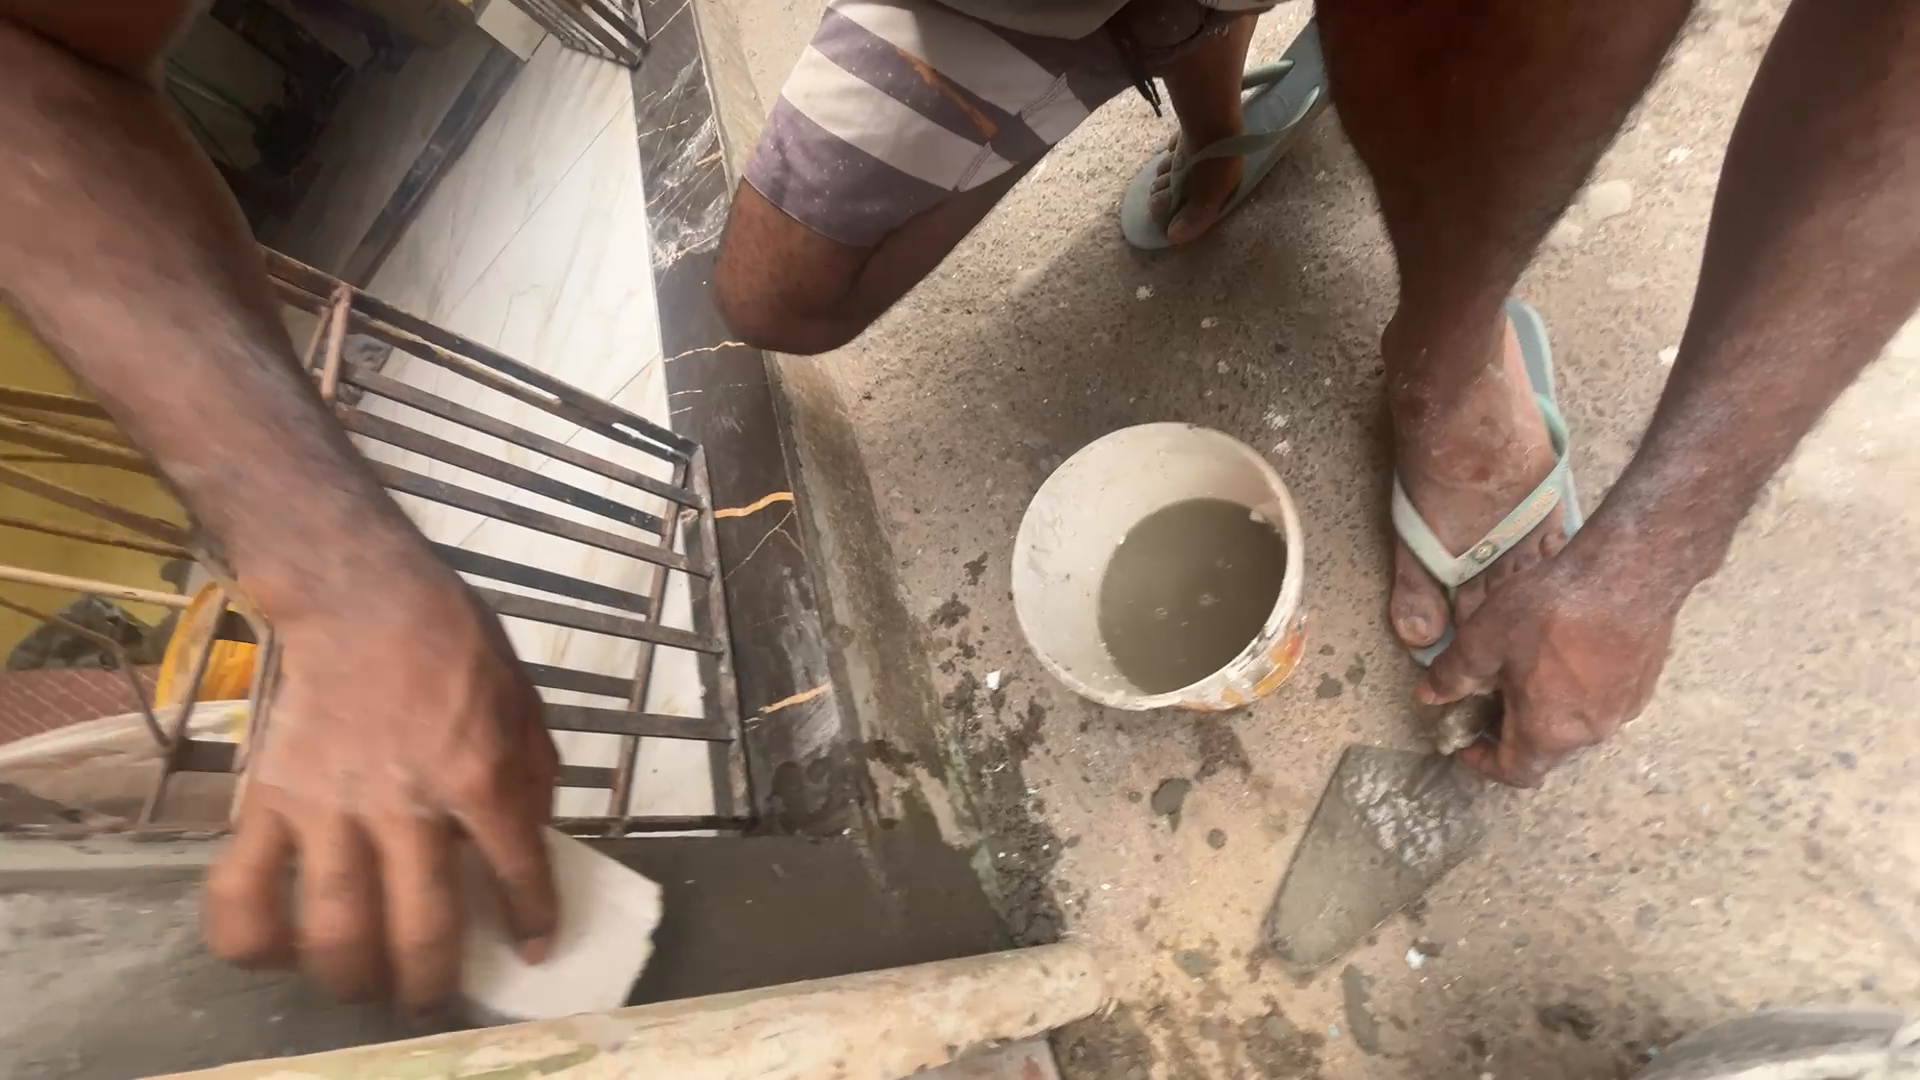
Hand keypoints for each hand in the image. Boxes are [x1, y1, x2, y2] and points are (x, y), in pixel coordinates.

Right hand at [202, 571, 557, 1008]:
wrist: (374, 608)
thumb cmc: (466, 653)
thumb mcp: (528, 710)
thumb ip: (534, 779)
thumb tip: (529, 840)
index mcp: (483, 777)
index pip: (516, 870)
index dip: (531, 918)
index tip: (536, 949)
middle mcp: (409, 805)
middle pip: (420, 923)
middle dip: (434, 979)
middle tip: (439, 999)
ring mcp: (331, 809)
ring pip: (333, 929)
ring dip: (353, 978)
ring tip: (370, 990)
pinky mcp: (269, 803)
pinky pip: (241, 895)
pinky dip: (252, 944)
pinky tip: (280, 956)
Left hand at [1415, 536, 1684, 786]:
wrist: (1627, 576)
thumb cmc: (1548, 613)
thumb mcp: (1481, 642)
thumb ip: (1452, 676)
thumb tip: (1428, 697)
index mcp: (1551, 730)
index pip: (1516, 771)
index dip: (1483, 763)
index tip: (1462, 744)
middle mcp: (1593, 730)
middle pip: (1544, 751)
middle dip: (1506, 736)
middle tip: (1478, 705)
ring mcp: (1623, 709)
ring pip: (1570, 728)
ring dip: (1537, 715)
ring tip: (1508, 680)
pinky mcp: (1640, 685)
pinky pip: (1594, 705)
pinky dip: (1564, 697)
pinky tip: (1547, 662)